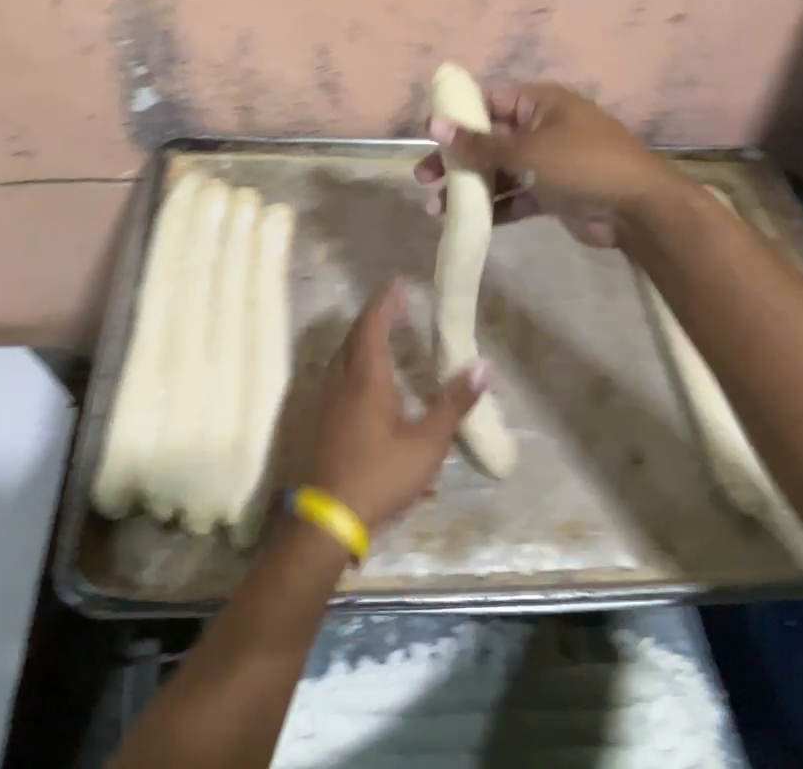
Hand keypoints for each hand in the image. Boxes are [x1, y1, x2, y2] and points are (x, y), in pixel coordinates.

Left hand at [305, 278, 490, 528]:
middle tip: (398, 304)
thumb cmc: (380, 476)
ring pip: (342, 356)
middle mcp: (340, 381)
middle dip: (375, 316)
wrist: (325, 517)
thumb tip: (482, 366)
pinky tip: (367, 378)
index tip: (400, 284)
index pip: (372, 326)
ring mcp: (325, 401)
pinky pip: (337, 374)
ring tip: (385, 333)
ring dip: (363, 338)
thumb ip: (454, 403)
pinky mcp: (320, 421)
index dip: (386, 303)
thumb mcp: (427, 443)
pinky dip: (355, 360)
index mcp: (365, 379)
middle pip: (354, 336)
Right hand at [414, 82, 668, 247]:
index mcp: (540, 104)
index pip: (489, 100)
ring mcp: (546, 163)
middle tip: (423, 177)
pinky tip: (467, 222)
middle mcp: (541, 128)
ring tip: (436, 208)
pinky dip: (492, 207)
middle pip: (488, 139)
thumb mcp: (528, 151)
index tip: (427, 133)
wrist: (636, 209)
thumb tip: (434, 124)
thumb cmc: (583, 164)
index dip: (457, 115)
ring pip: (497, 171)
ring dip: (468, 188)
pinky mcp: (550, 194)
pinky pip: (513, 197)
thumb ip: (479, 143)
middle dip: (456, 158)